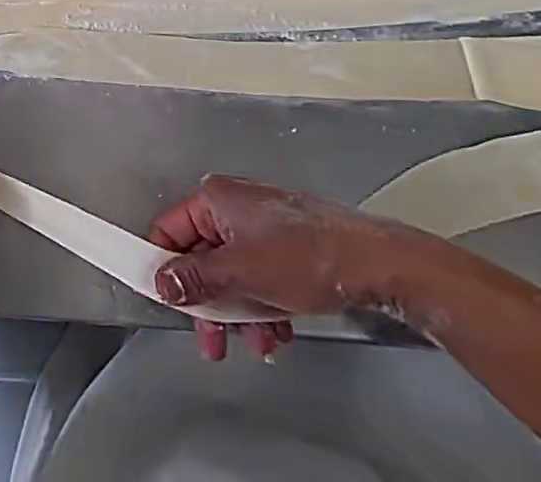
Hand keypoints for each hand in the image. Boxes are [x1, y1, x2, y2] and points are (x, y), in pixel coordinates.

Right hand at [148, 174, 449, 360]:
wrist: (378, 264)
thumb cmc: (312, 257)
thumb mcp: (240, 273)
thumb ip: (194, 278)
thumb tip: (163, 282)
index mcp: (217, 199)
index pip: (168, 229)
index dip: (163, 267)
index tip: (167, 299)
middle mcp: (236, 205)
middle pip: (200, 255)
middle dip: (207, 301)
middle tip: (210, 337)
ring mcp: (262, 223)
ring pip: (231, 270)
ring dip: (237, 311)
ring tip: (253, 340)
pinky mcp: (284, 241)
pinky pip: (257, 273)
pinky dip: (261, 303)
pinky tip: (275, 330)